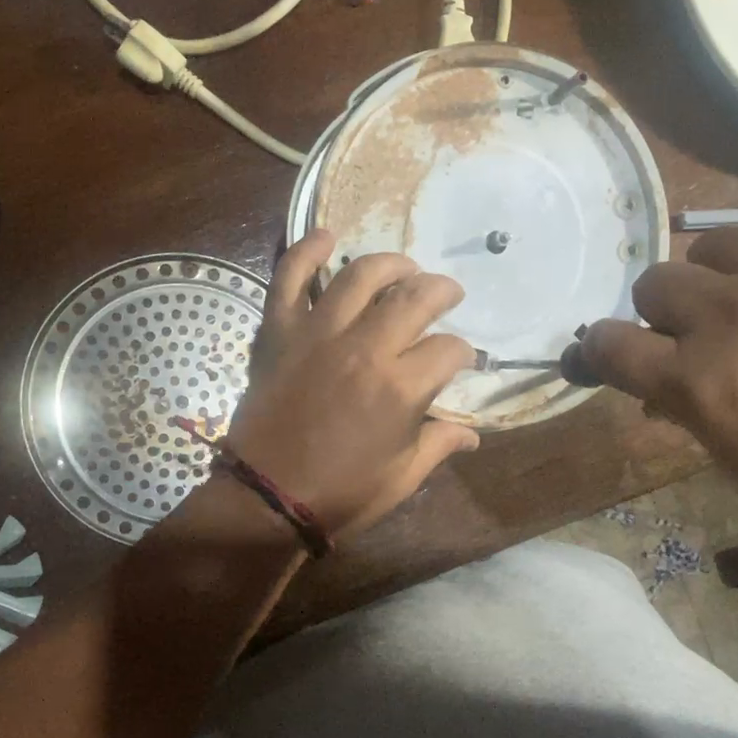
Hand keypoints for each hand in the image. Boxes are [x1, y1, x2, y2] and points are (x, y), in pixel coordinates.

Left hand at [227, 231, 479, 538]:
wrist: (266, 499)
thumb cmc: (340, 495)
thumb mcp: (402, 478)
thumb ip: (438, 445)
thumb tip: (471, 435)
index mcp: (401, 388)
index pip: (449, 350)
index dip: (463, 352)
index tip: (461, 359)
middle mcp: (364, 348)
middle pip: (414, 298)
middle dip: (441, 291)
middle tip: (447, 295)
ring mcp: (317, 333)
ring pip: (360, 276)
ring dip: (390, 264)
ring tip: (404, 267)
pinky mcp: (279, 331)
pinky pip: (290, 277)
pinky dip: (306, 251)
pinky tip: (327, 237)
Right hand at [581, 208, 737, 552]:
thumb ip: (695, 418)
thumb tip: (661, 386)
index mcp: (704, 383)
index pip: (610, 345)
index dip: (601, 350)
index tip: (612, 354)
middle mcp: (734, 312)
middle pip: (653, 284)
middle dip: (663, 314)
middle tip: (699, 336)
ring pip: (710, 245)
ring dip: (716, 278)